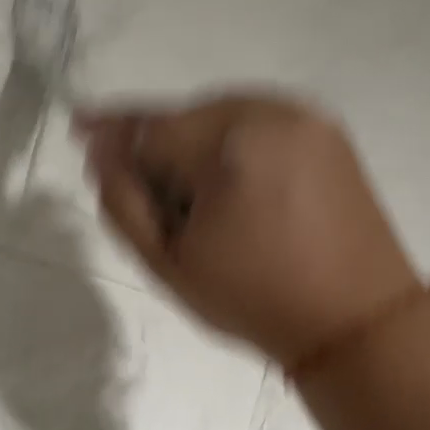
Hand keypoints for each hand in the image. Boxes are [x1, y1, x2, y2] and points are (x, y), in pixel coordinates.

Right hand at [77, 94, 420, 367]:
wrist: (351, 317)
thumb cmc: (249, 299)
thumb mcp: (169, 263)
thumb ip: (125, 205)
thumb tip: (100, 157)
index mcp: (231, 146)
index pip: (154, 126)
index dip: (112, 129)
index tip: (78, 127)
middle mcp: (272, 115)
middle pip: (189, 113)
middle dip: (152, 136)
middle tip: (119, 168)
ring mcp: (307, 120)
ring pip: (224, 115)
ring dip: (188, 140)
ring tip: (165, 182)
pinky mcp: (327, 135)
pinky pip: (258, 124)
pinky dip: (225, 143)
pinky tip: (212, 180)